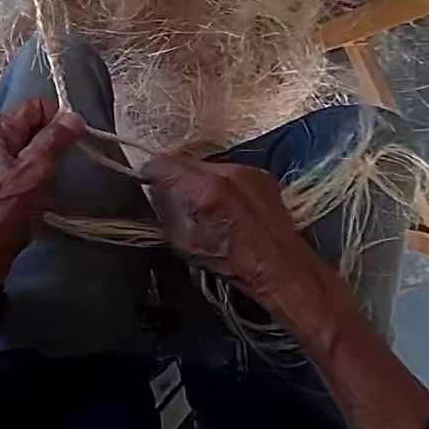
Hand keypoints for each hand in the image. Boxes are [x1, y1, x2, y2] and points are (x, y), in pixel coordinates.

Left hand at [0, 99, 84, 281]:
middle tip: (67, 157)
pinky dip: (45, 162)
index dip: (58, 118)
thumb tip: (74, 116)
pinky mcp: (7, 169)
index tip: (73, 137)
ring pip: (37, 139)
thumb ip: (55, 138)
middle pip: (37, 121)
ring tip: (57, 170)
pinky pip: (32, 155)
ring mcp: (0, 152)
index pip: (36, 106)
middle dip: (56, 135)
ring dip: (52, 151)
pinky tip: (48, 178)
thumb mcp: (37, 168)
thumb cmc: (13, 205)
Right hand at [139, 153, 354, 329]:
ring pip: (205, 164)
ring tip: (199, 201)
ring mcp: (246, 171)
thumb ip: (167, 210)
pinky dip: (217, 181)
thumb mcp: (185, 241)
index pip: (163, 163)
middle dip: (173, 174)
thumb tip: (156, 192)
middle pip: (184, 160)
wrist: (283, 268)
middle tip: (169, 193)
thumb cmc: (233, 263)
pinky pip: (226, 170)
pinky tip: (222, 202)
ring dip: (196, 177)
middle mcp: (226, 172)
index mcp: (204, 189)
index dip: (150, 171)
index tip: (145, 180)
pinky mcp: (260, 174)